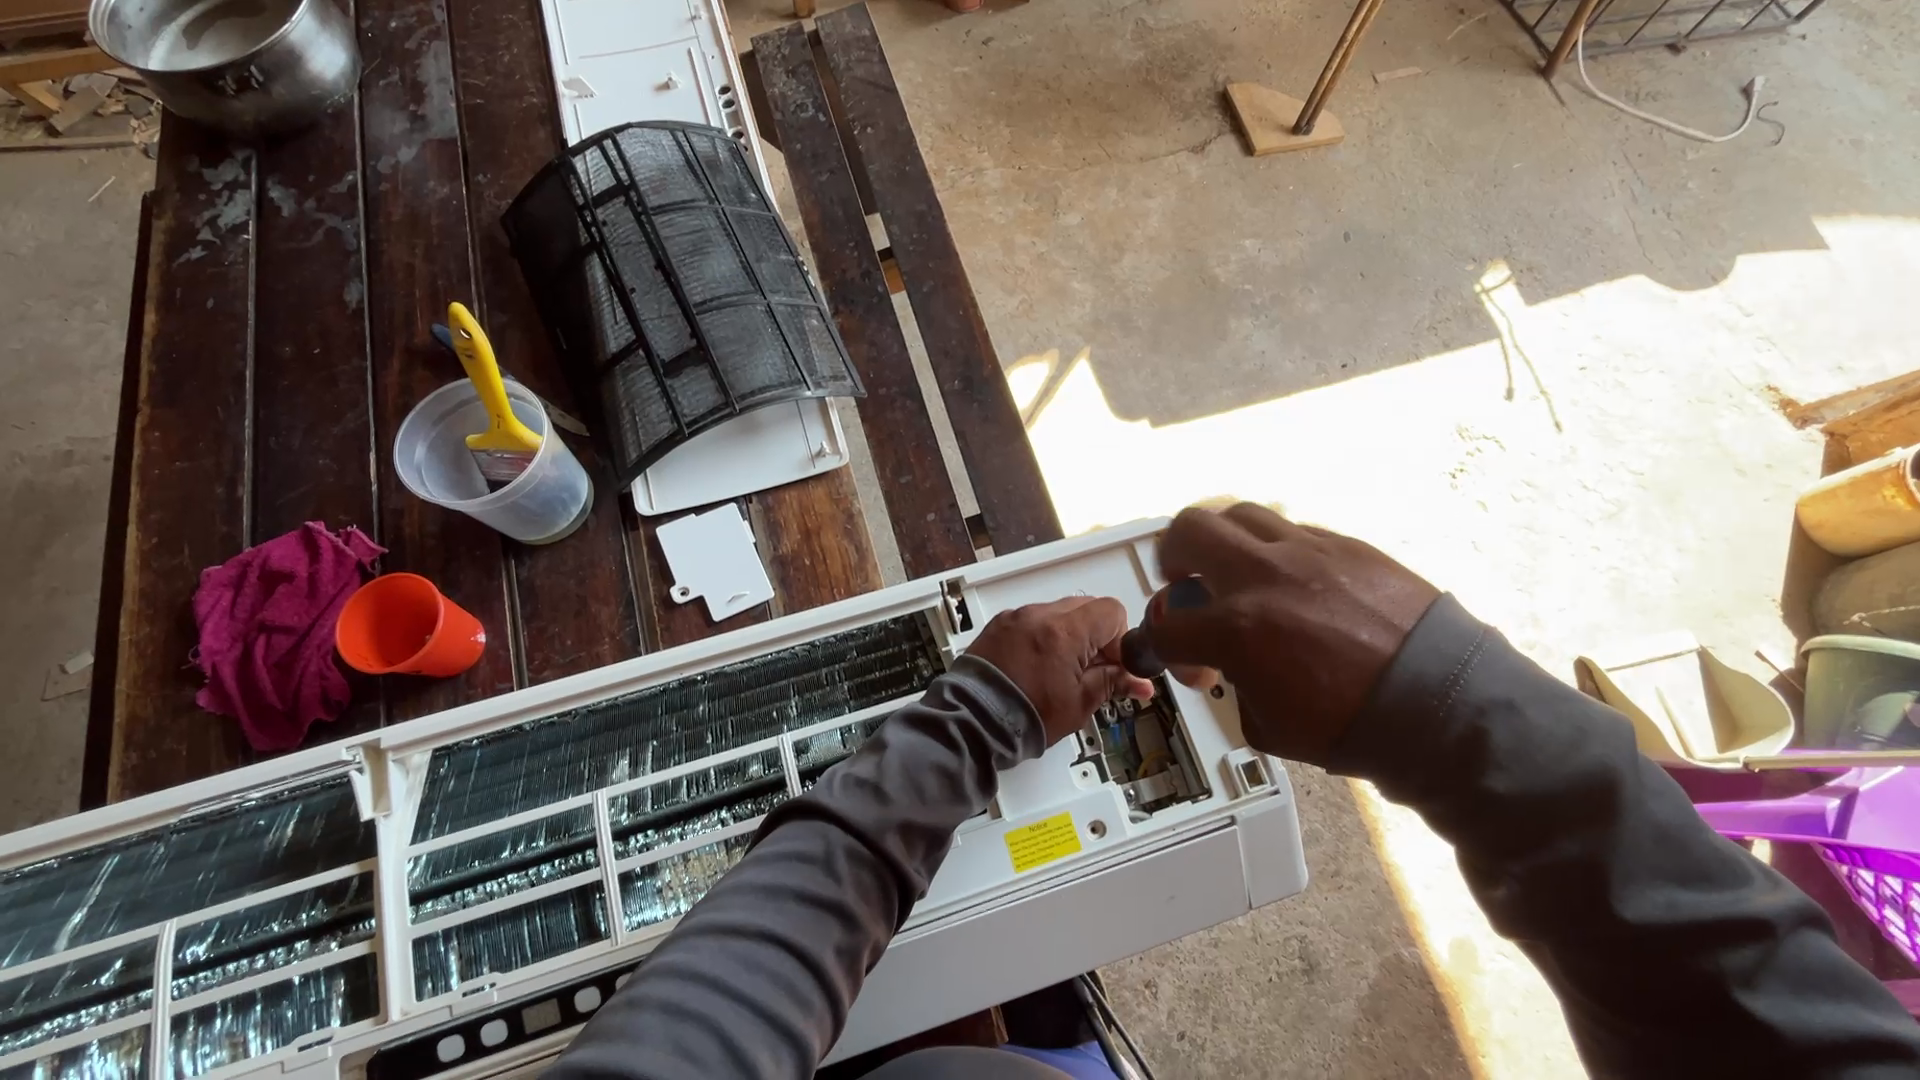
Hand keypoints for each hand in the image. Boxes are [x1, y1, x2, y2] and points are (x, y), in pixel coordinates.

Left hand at [964, 597, 1154, 745]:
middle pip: (1086, 607)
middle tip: (1093, 669)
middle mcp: (1038, 615)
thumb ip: (1113, 683)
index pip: (1111, 611)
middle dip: (1097, 635)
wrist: (973, 722)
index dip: (1120, 638)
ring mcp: (1016, 618)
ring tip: (1063, 672)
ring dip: (1070, 635)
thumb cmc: (1022, 717)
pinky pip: (1032, 619)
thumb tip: (1139, 682)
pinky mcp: (999, 625)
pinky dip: (1043, 635)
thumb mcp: (1079, 703)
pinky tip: (1039, 666)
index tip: (1115, 664)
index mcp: (1064, 631)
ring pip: (1059, 612)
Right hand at [1146, 503, 1439, 762]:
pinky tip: (1292, 582)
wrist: (1442, 706)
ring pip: (1237, 514)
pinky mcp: (1345, 545)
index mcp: (1237, 629)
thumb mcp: (1267, 726)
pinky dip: (1275, 551)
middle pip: (1186, 532)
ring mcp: (1306, 553)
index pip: (1165, 624)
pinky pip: (1290, 530)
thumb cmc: (1355, 725)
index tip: (1177, 654)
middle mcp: (1264, 577)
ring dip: (1223, 542)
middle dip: (1172, 557)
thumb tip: (1227, 665)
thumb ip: (1231, 685)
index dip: (1160, 644)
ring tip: (1236, 569)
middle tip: (1184, 579)